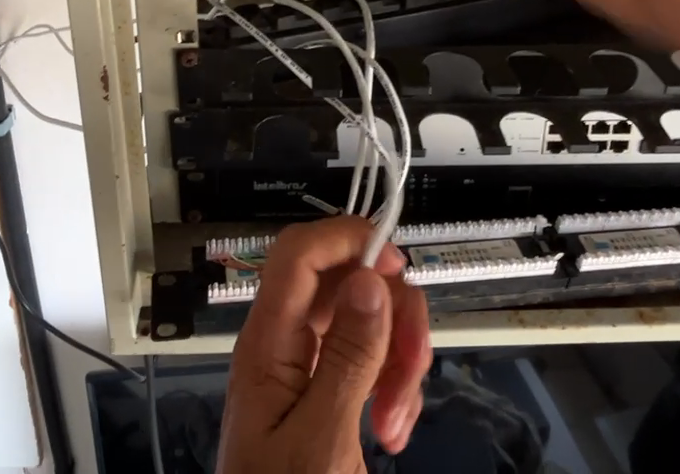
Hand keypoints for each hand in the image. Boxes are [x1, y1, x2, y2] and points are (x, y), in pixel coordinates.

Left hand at [219, 217, 432, 472]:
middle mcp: (286, 341)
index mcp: (268, 342)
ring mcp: (308, 362)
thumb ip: (346, 357)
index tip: (397, 267)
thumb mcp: (321, 440)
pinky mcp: (329, 385)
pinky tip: (393, 426)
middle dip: (392, 319)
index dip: (345, 239)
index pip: (297, 254)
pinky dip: (394, 381)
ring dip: (399, 358)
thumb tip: (367, 278)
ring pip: (367, 316)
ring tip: (399, 420)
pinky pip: (371, 354)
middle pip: (346, 282)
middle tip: (411, 373)